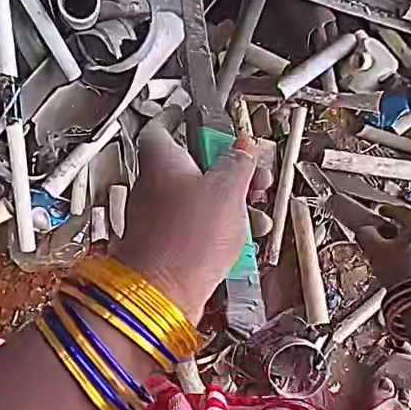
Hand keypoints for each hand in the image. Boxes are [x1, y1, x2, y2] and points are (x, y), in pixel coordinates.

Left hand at [111, 119, 263, 314]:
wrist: (162, 294)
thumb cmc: (183, 241)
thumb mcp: (227, 191)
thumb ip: (237, 164)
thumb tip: (243, 149)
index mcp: (161, 160)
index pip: (164, 125)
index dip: (184, 118)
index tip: (201, 116)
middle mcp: (154, 185)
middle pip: (192, 164)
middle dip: (228, 168)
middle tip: (253, 176)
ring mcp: (159, 217)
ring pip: (199, 197)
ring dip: (231, 201)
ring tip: (256, 211)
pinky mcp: (168, 244)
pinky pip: (198, 226)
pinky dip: (221, 227)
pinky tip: (243, 236)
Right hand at [354, 204, 410, 287]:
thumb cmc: (403, 273)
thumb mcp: (375, 250)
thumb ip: (367, 234)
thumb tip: (365, 230)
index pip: (402, 211)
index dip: (388, 211)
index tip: (383, 212)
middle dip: (399, 229)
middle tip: (386, 235)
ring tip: (396, 253)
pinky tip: (408, 264)